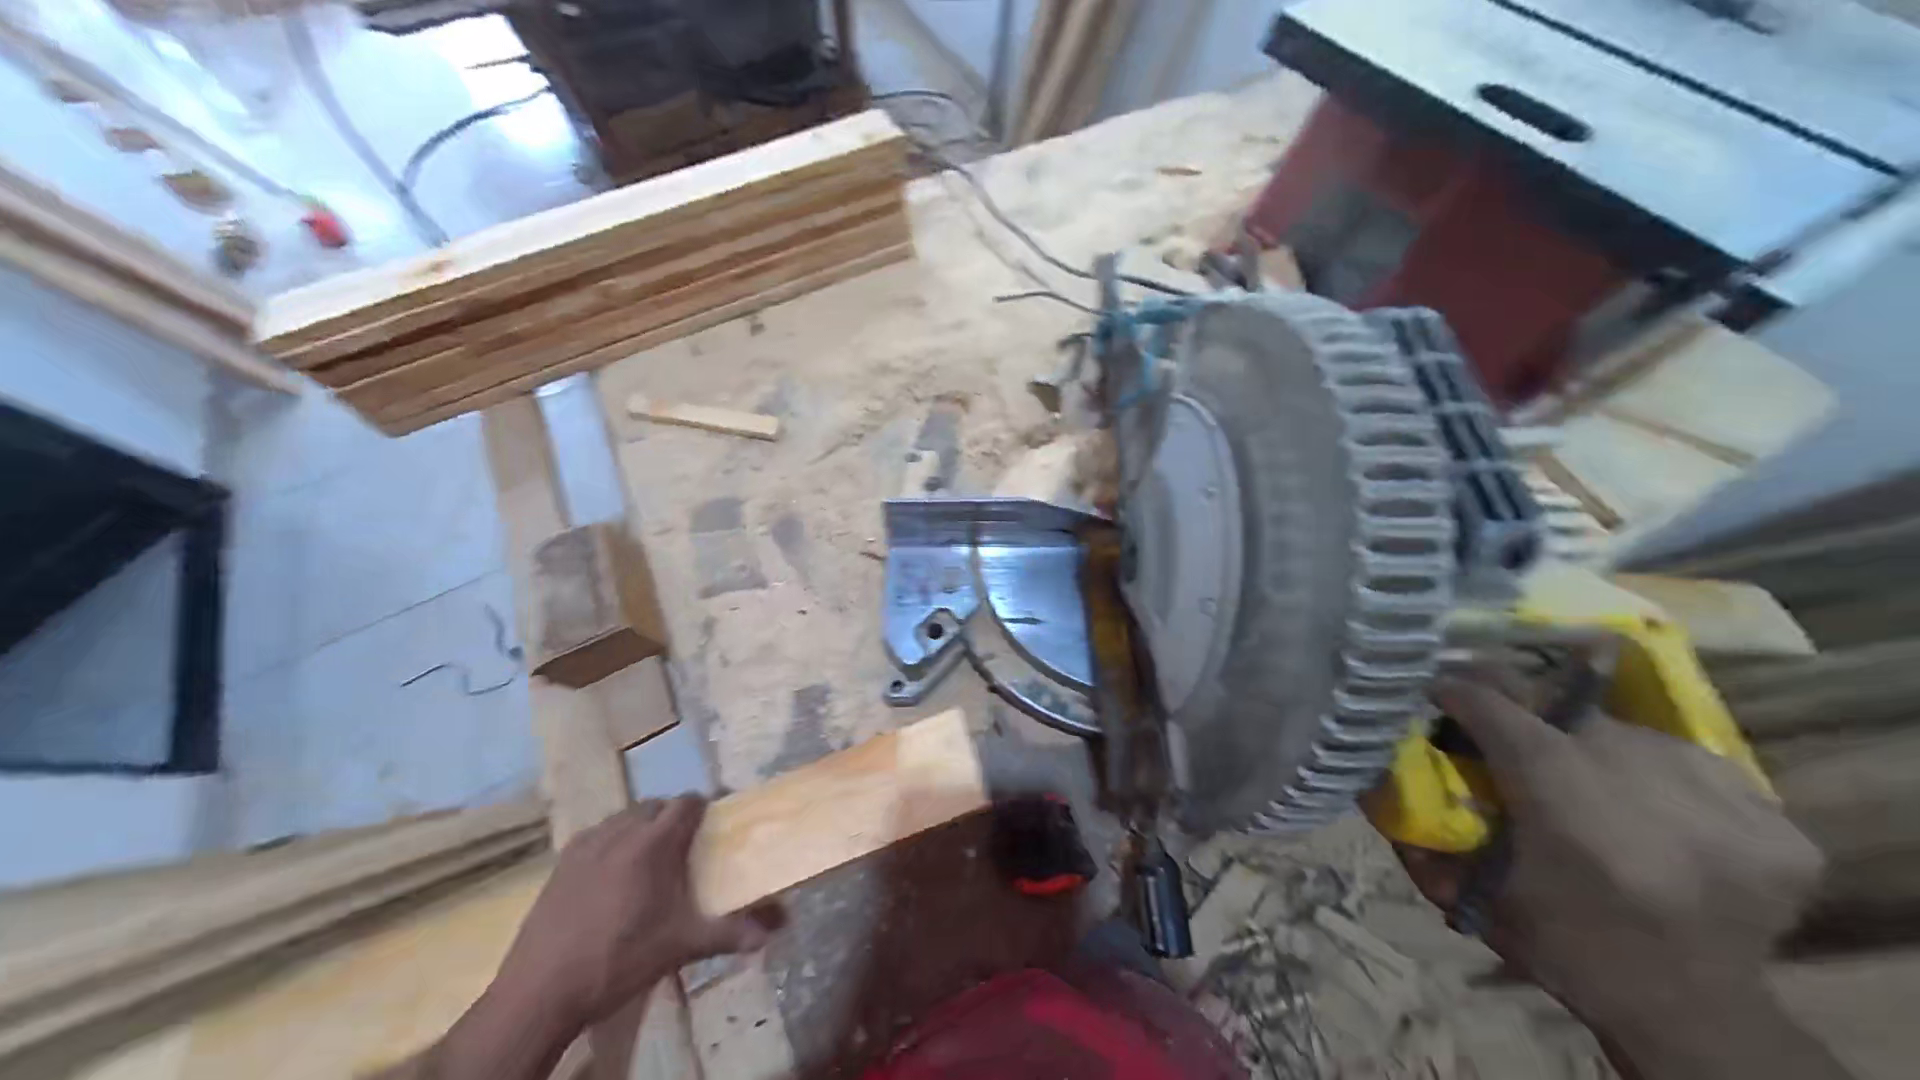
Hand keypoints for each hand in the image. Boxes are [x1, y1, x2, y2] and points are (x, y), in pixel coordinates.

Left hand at [495, 796, 774, 1028]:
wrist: (541, 991)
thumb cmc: (620, 960)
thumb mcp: (681, 946)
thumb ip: (729, 933)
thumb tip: (772, 932)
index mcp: (654, 844)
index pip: (687, 803)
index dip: (704, 808)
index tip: (714, 825)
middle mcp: (621, 832)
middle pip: (656, 806)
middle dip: (673, 818)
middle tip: (685, 849)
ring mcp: (586, 844)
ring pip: (624, 817)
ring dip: (642, 826)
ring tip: (649, 860)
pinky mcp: (561, 862)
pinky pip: (597, 834)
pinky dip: (612, 841)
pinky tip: (611, 875)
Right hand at [1409, 674, 1823, 1043]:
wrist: (1688, 1012)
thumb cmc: (1561, 945)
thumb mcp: (1472, 894)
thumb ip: (1417, 832)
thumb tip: (1371, 775)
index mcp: (1565, 808)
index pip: (1501, 711)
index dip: (1462, 692)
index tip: (1439, 689)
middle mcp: (1646, 792)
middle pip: (1567, 714)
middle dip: (1525, 715)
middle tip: (1503, 729)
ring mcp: (1722, 806)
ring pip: (1632, 734)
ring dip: (1593, 744)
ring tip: (1578, 772)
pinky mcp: (1776, 825)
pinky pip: (1695, 763)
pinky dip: (1658, 770)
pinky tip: (1644, 801)